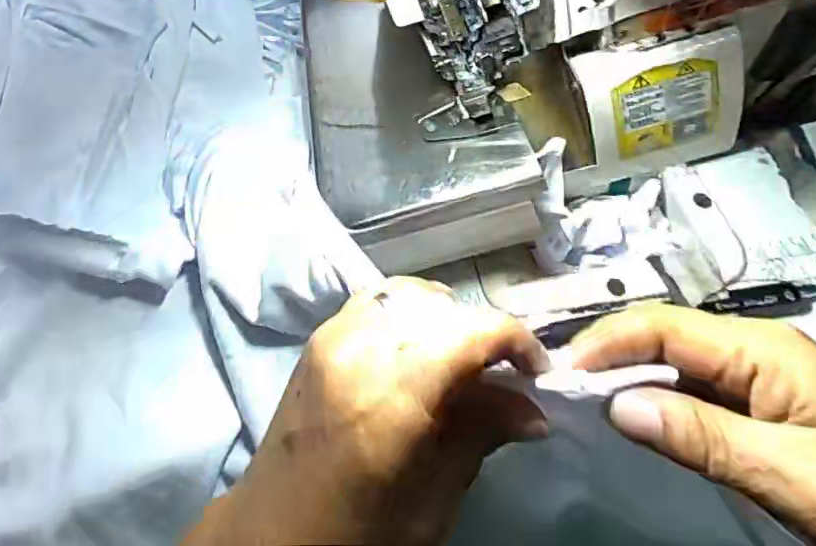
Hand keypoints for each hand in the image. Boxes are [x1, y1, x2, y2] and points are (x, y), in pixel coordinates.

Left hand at [183, 277, 551, 545]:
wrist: (275, 525)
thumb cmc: (359, 530)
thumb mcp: (432, 500)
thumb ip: (479, 435)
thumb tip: (532, 408)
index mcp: (390, 393)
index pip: (468, 330)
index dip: (515, 340)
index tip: (540, 373)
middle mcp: (359, 346)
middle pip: (440, 307)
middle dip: (482, 332)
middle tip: (507, 377)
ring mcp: (333, 332)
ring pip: (407, 293)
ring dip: (446, 317)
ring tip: (467, 361)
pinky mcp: (319, 333)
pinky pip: (375, 300)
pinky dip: (408, 310)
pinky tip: (422, 345)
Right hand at [570, 304, 815, 545]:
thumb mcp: (805, 480)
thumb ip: (706, 436)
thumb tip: (613, 404)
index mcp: (764, 348)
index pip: (660, 325)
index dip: (605, 342)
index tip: (561, 373)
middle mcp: (758, 352)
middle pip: (663, 339)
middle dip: (611, 357)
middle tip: (564, 388)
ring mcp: (767, 383)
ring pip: (677, 367)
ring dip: (633, 381)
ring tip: (589, 402)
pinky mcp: (773, 415)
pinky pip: (700, 397)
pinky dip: (663, 406)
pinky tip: (643, 421)